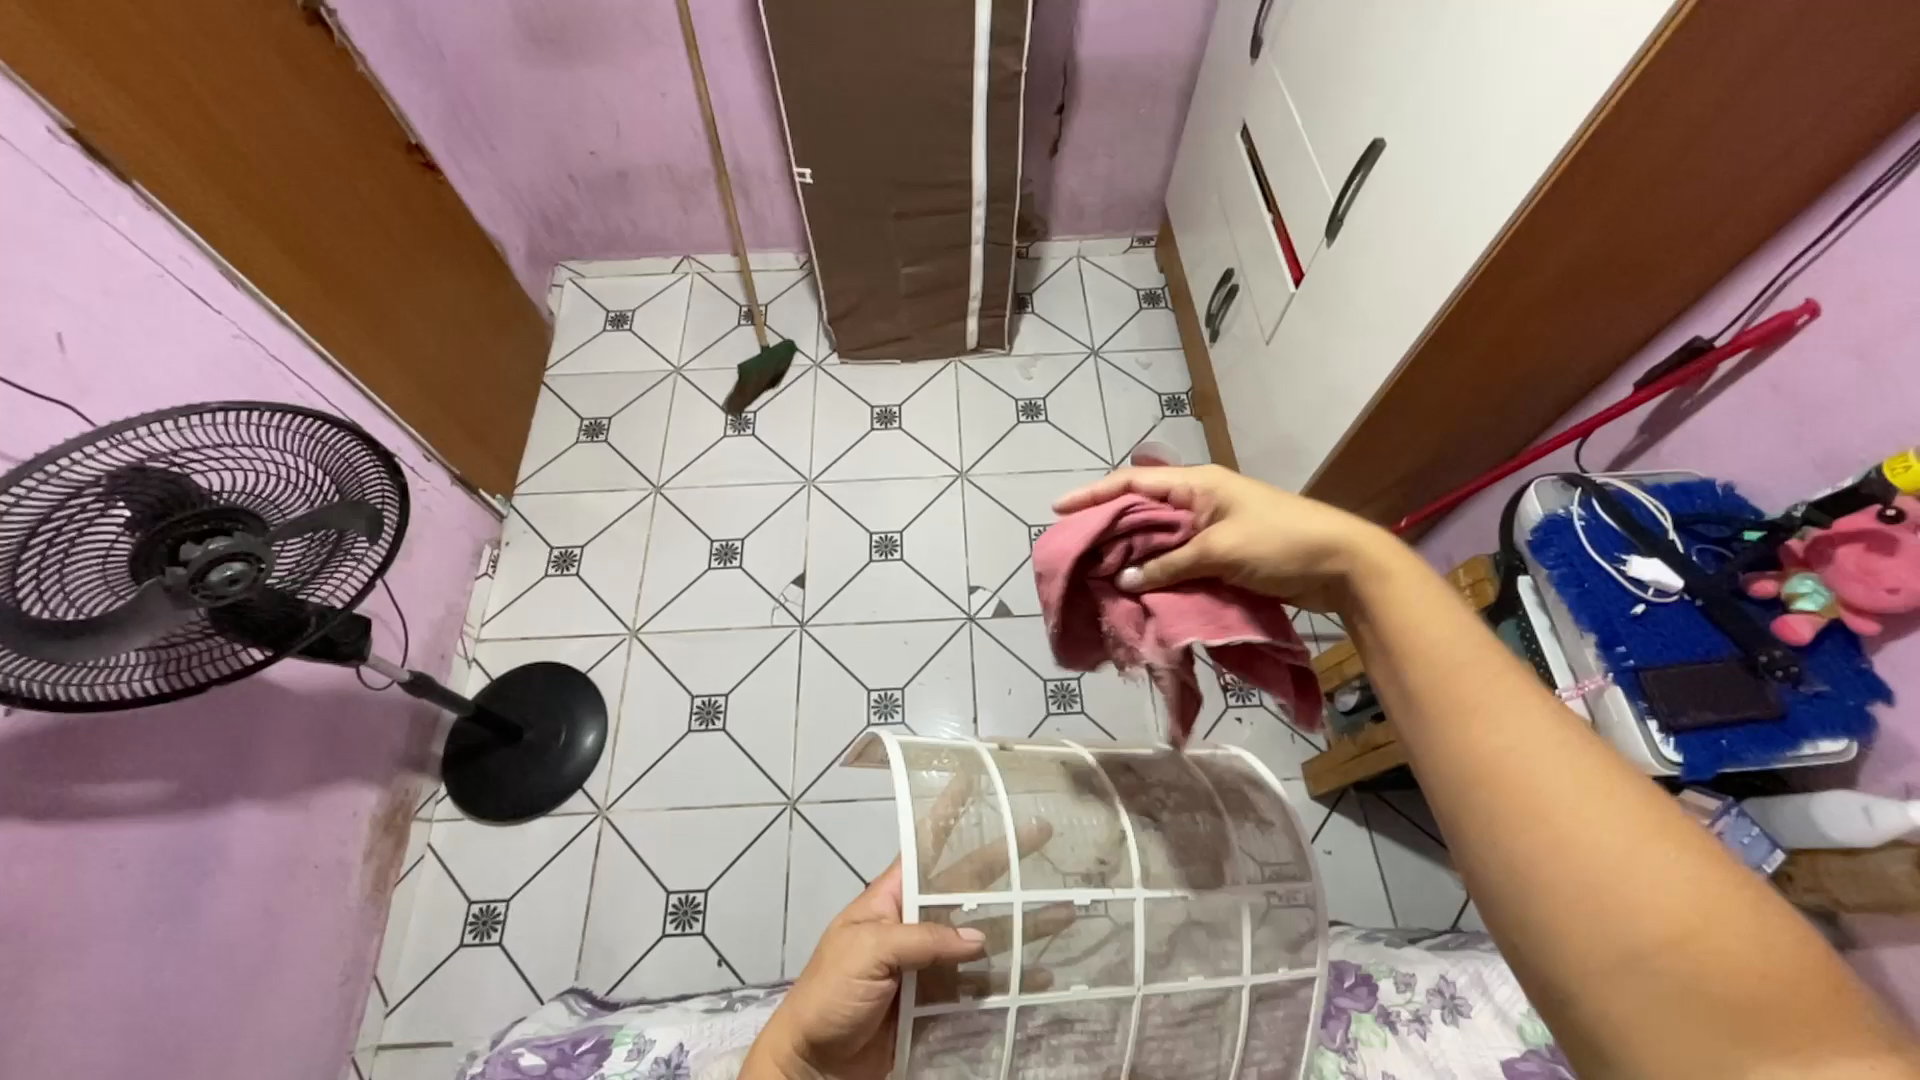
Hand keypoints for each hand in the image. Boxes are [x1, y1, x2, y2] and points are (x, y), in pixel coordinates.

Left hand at [744, 776, 1066, 1079]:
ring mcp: (932, 963)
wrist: (816, 1061)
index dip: (948, 813)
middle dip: (1005, 861)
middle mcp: (919, 923)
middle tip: (1043, 834)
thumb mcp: (866, 950)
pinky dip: (1011, 982)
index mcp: (894, 898)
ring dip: (1023, 925)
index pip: (926, 846)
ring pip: (985, 936)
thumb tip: (979, 939)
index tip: (972, 780)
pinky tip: (1041, 977)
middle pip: (970, 886)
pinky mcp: (940, 1001)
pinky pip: (982, 987)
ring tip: (1064, 912)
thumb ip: (922, 940)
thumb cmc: (829, 991)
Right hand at [1052, 464, 1397, 611]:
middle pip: (1142, 511)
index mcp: (1197, 485)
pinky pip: (1178, 560)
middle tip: (1075, 548)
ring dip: (1131, 554)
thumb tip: (1124, 580)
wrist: (1342, 564)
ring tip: (1097, 571)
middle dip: (1108, 528)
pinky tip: (1136, 586)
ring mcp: (1212, 528)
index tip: (1059, 509)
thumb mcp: (1219, 551)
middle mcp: (1199, 501)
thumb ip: (1168, 565)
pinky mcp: (1223, 555)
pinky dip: (1157, 572)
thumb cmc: (1280, 543)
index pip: (1134, 482)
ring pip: (1158, 539)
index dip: (1095, 494)